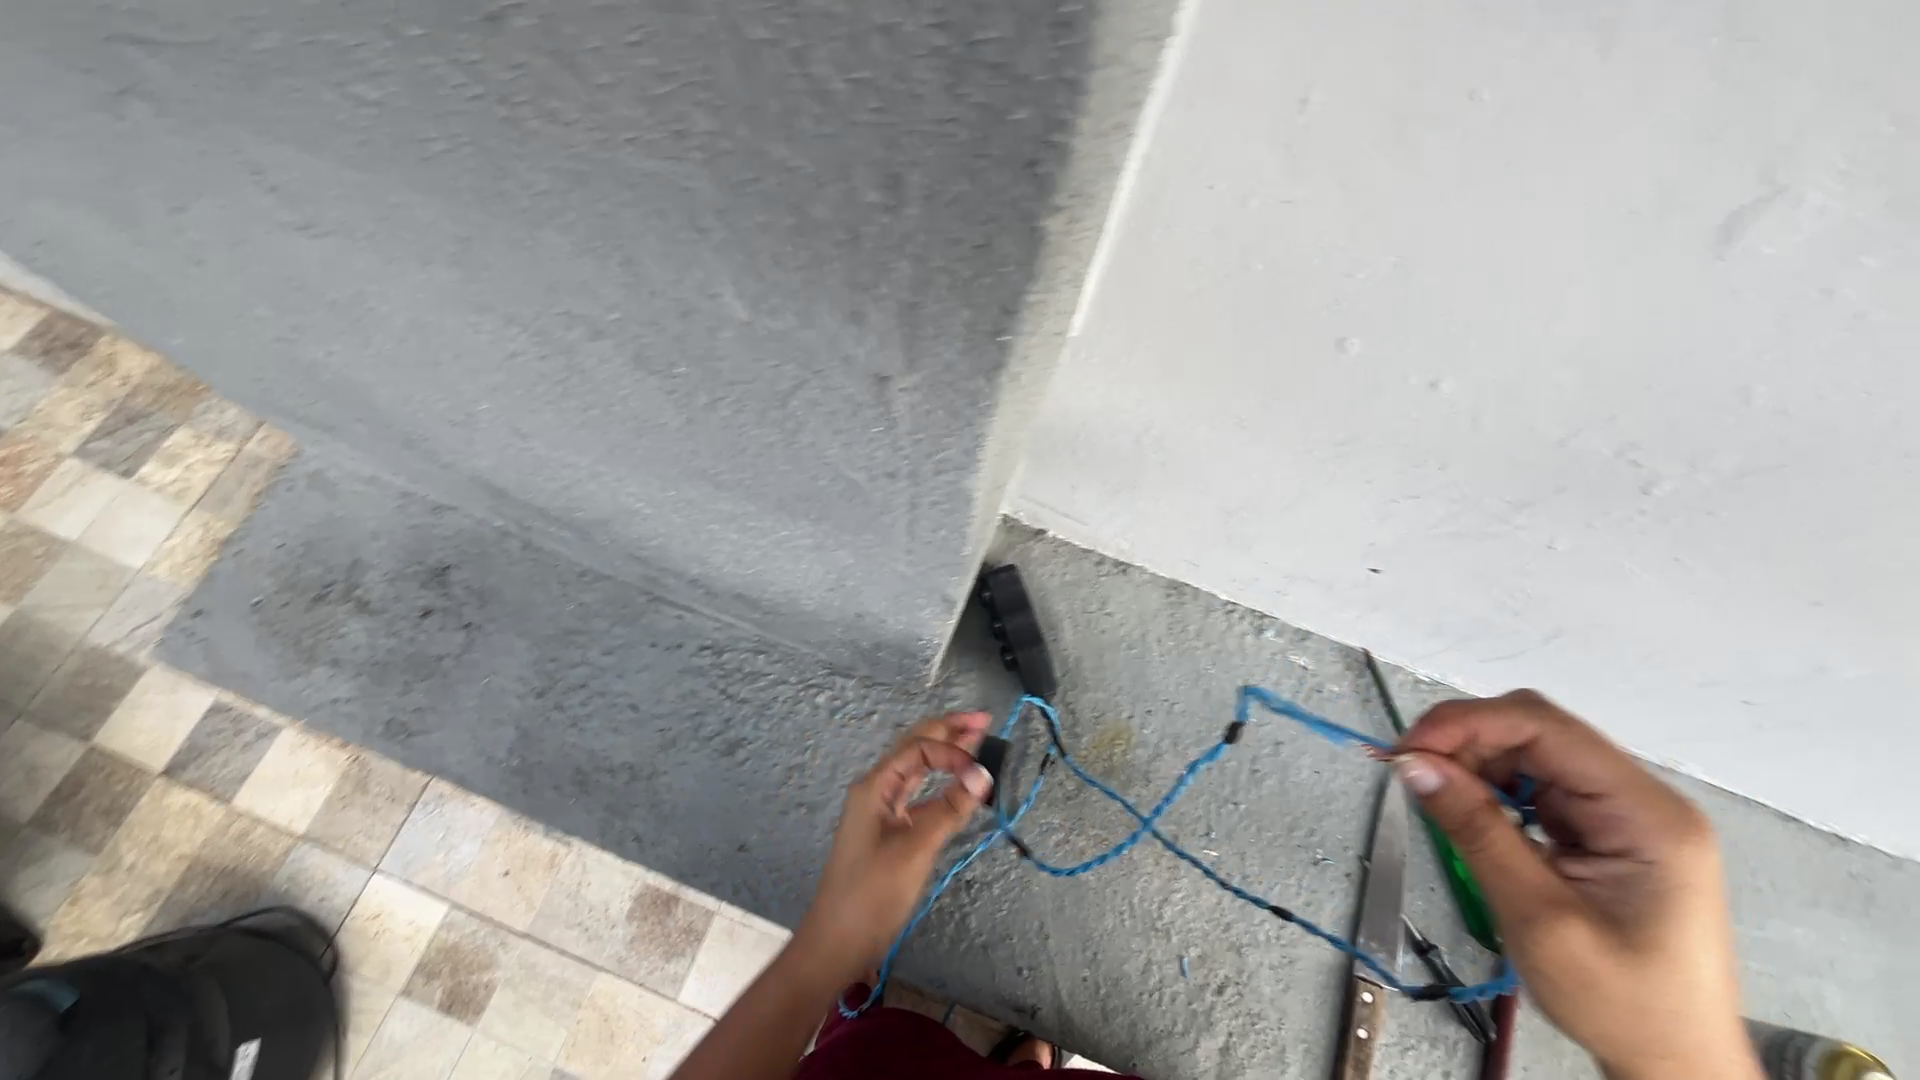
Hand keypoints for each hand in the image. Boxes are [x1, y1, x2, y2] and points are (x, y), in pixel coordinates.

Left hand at [795, 711, 993, 982]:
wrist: (838, 942)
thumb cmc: (872, 894)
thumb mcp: (915, 850)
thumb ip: (949, 810)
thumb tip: (983, 775)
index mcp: (875, 785)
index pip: (918, 749)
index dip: (952, 752)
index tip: (982, 770)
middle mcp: (877, 789)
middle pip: (914, 748)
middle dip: (948, 731)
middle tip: (984, 719)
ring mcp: (881, 810)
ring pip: (916, 769)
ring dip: (945, 753)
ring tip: (975, 738)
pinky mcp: (889, 831)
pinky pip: (917, 794)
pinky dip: (940, 784)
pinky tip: (957, 784)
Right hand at [1393, 691, 1761, 1079]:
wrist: (1675, 1065)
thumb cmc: (1620, 1002)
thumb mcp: (1537, 916)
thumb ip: (1475, 830)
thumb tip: (1413, 763)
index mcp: (1644, 814)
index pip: (1544, 727)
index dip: (1467, 723)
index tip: (1406, 751)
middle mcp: (1639, 799)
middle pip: (1537, 730)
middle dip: (1465, 740)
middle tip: (1412, 773)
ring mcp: (1622, 813)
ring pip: (1530, 752)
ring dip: (1474, 764)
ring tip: (1436, 799)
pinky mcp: (1602, 830)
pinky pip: (1535, 784)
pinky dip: (1490, 789)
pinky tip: (1468, 814)